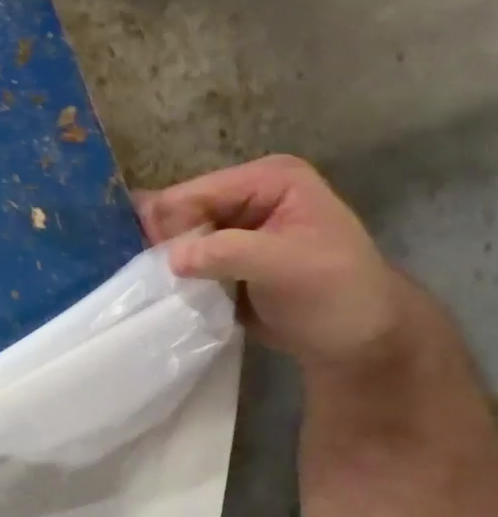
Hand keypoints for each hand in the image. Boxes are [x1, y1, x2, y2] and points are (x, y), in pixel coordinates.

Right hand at [135, 155, 410, 368]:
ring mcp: (228, 221)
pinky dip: (166, 273)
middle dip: (163, 247)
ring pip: (163, 235)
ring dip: (162, 263)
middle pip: (168, 213)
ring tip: (175, 289)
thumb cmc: (337, 296)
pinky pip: (170, 254)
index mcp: (267, 179)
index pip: (185, 196)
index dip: (173, 231)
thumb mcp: (290, 268)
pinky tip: (174, 290)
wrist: (356, 338)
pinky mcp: (215, 249)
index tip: (180, 269)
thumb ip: (229, 252)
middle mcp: (243, 192)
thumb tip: (171, 258)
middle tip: (177, 281)